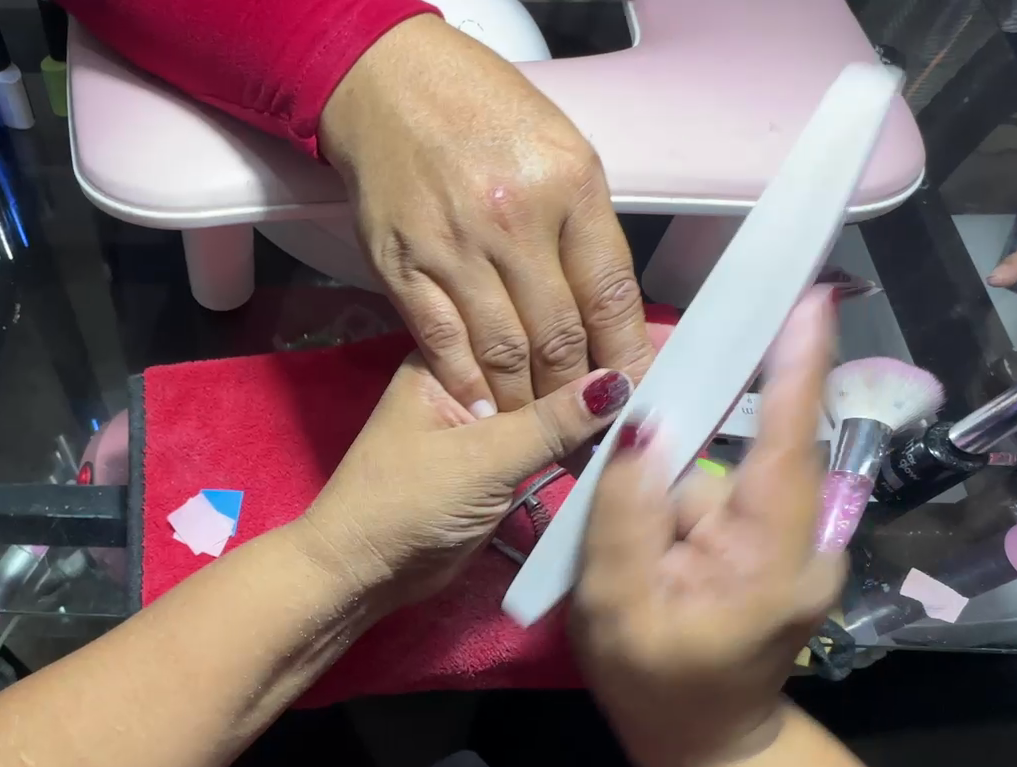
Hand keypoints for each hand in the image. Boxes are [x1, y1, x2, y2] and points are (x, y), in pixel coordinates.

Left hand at [290, 356, 632, 609]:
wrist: (364, 571)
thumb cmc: (405, 503)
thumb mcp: (481, 459)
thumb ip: (551, 422)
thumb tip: (624, 381)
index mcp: (447, 359)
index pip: (527, 330)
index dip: (586, 335)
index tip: (653, 340)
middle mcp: (465, 382)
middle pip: (541, 368)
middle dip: (596, 375)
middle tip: (672, 371)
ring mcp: (479, 425)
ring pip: (546, 410)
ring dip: (590, 414)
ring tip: (663, 401)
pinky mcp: (491, 465)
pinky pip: (543, 446)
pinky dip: (575, 445)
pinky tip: (621, 438)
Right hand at [318, 14, 655, 416]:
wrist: (386, 89)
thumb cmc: (477, 113)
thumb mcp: (557, 150)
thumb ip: (582, 229)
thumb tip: (603, 308)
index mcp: (569, 183)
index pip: (611, 293)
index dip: (626, 355)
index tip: (631, 391)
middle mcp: (514, 220)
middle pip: (558, 333)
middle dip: (574, 391)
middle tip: (584, 426)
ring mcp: (453, 248)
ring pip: (502, 348)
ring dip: (523, 399)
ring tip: (535, 425)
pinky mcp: (403, 269)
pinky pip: (442, 341)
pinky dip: (466, 383)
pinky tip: (483, 410)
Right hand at [568, 294, 843, 766]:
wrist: (703, 742)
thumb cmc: (654, 683)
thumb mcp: (616, 604)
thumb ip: (623, 515)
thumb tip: (639, 425)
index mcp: (769, 556)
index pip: (787, 446)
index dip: (795, 371)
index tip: (811, 298)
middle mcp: (796, 539)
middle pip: (727, 465)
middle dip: (663, 479)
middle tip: (623, 533)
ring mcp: (784, 545)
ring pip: (707, 486)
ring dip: (656, 508)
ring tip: (628, 566)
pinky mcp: (765, 550)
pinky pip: (710, 505)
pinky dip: (668, 517)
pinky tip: (645, 561)